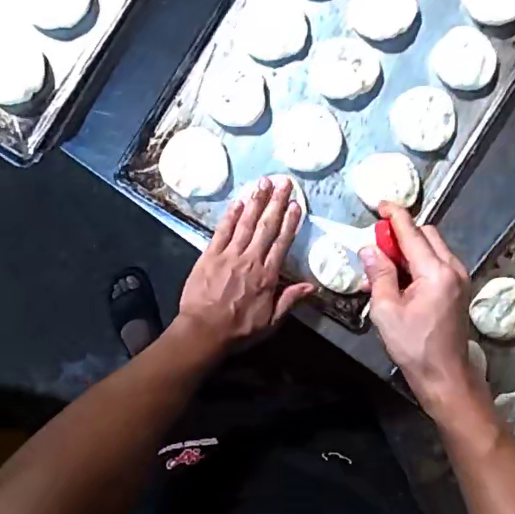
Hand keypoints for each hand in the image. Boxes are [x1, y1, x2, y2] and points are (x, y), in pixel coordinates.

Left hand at [173, 177, 314, 356]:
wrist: (203, 331)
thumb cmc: (238, 330)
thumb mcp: (271, 322)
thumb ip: (289, 301)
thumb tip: (311, 286)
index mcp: (267, 276)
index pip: (282, 243)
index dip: (290, 222)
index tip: (296, 204)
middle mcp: (250, 260)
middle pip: (266, 226)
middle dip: (276, 202)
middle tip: (284, 181)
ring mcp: (228, 256)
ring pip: (245, 223)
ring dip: (255, 201)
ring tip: (263, 182)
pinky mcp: (209, 256)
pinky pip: (221, 231)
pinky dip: (230, 216)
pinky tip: (238, 202)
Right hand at [363, 204, 482, 413]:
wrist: (444, 374)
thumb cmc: (413, 346)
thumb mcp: (386, 310)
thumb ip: (379, 274)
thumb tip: (370, 249)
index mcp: (435, 272)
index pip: (412, 232)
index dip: (394, 215)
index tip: (380, 205)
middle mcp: (452, 269)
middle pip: (427, 234)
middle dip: (401, 233)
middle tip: (376, 245)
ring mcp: (459, 279)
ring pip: (433, 247)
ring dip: (409, 248)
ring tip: (384, 266)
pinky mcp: (457, 289)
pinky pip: (437, 263)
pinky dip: (418, 262)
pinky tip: (399, 278)